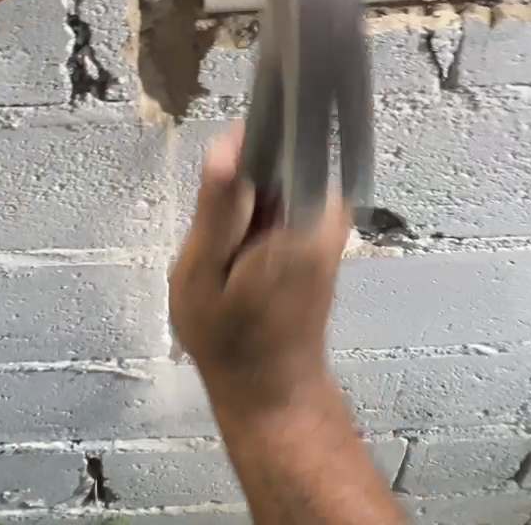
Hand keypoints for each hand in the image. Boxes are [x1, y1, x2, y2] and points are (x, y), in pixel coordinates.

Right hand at [169, 124, 350, 415]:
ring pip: (273, 175)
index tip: (214, 195)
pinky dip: (255, 213)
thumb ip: (217, 207)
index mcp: (304, 215)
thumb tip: (228, 141)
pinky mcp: (321, 226)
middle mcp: (327, 208)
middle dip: (237, 182)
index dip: (237, 154)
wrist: (271, 389)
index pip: (275, 142)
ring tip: (227, 247)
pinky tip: (240, 251)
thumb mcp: (201, 274)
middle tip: (215, 236)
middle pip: (272, 156)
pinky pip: (280, 194)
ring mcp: (328, 216)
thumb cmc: (230, 340)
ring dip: (244, 199)